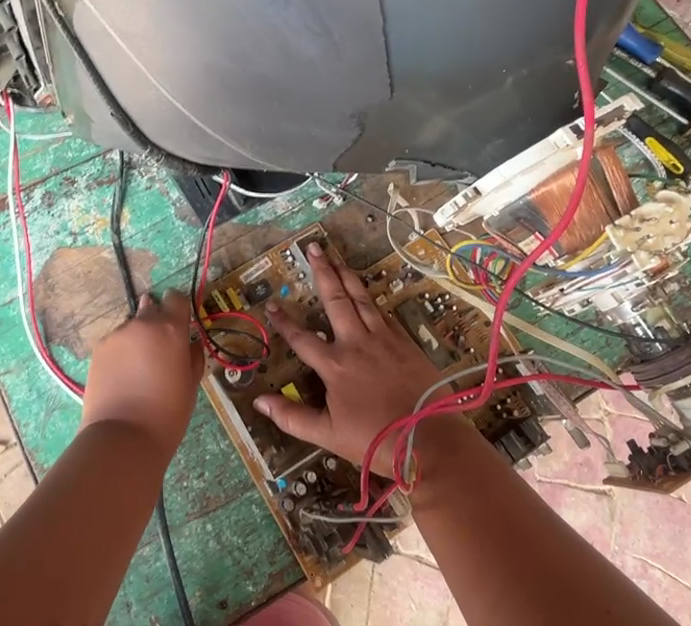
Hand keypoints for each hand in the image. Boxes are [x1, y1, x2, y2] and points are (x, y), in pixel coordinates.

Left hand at [81, 290, 202, 459]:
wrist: (124, 435)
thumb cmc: (168, 413)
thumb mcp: (191, 384)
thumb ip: (193, 356)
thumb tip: (191, 343)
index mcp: (170, 329)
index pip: (175, 298)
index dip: (178, 308)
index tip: (180, 323)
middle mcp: (143, 324)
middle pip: (151, 308)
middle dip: (156, 323)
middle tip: (159, 350)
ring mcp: (117, 335)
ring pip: (132, 327)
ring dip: (138, 339)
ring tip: (138, 369)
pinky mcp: (99, 348)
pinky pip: (115, 342)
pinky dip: (121, 352)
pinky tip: (122, 376)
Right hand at [253, 243, 459, 475]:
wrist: (430, 441)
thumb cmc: (376, 440)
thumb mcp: (328, 435)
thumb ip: (292, 417)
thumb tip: (259, 401)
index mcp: (335, 365)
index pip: (302, 337)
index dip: (285, 321)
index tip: (272, 304)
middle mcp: (357, 344)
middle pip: (335, 300)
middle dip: (322, 273)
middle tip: (313, 248)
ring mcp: (384, 340)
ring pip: (362, 299)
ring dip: (348, 277)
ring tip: (337, 258)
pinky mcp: (406, 343)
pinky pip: (385, 314)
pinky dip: (372, 301)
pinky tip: (368, 294)